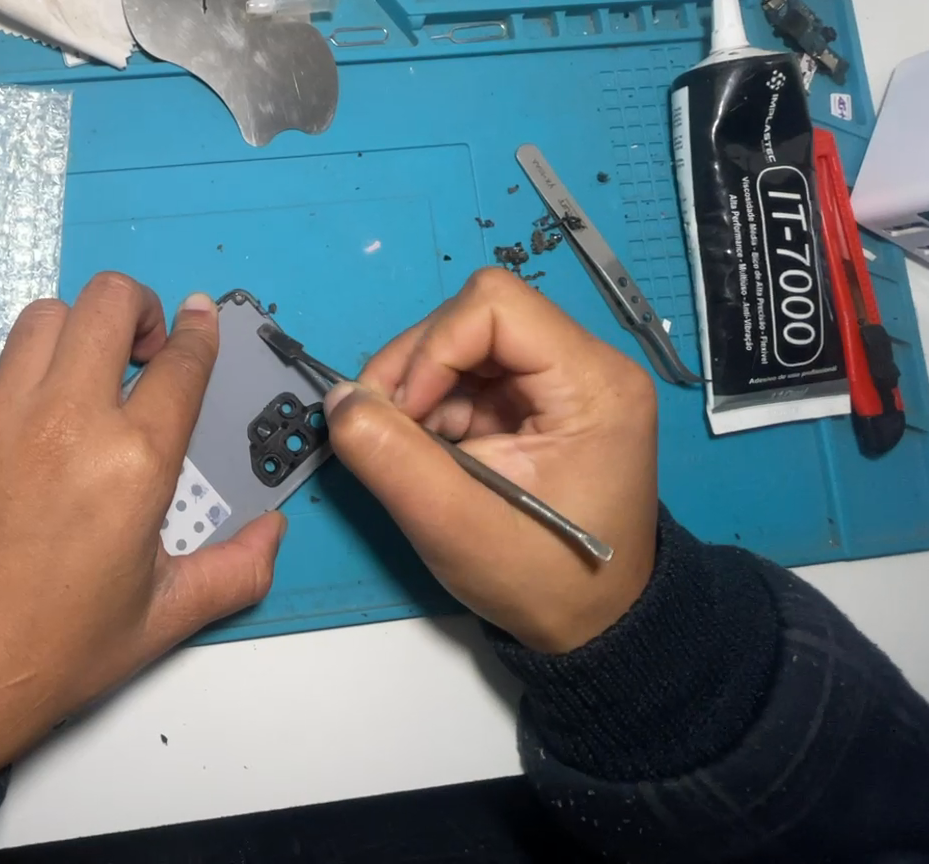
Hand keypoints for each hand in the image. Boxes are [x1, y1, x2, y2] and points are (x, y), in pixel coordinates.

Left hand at [0, 274, 286, 794]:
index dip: (198, 329)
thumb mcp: (162, 619)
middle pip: (107, 301)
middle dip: (135, 306)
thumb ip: (236, 569)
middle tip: (137, 346)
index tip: (198, 314)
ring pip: (42, 320)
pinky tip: (9, 449)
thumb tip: (274, 530)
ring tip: (75, 381)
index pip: (182, 363)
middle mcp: (63, 420)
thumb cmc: (55, 654)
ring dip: (73, 336)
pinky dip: (12, 395)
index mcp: (132, 462)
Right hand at [325, 268, 659, 653]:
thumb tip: (339, 399)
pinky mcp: (520, 399)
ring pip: (451, 341)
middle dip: (410, 369)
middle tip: (388, 431)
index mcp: (589, 383)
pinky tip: (428, 450)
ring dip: (410, 389)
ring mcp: (547, 380)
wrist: (587, 623)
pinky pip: (451, 374)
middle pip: (466, 317)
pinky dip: (421, 406)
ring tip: (411, 448)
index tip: (407, 414)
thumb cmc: (539, 578)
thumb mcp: (455, 526)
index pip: (493, 305)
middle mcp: (576, 365)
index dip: (432, 347)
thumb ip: (389, 457)